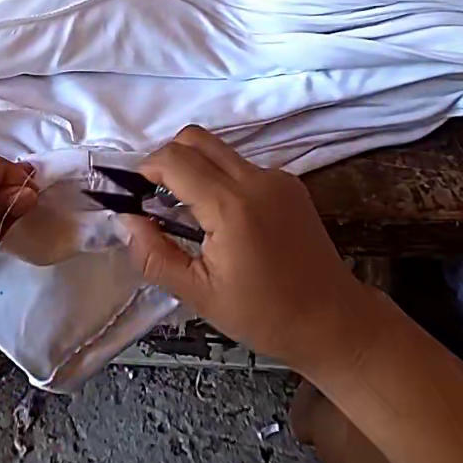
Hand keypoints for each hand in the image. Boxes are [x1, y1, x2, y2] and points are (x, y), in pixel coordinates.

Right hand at [118, 127, 370, 371]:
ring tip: (190, 211)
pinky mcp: (289, 182)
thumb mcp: (199, 295)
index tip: (136, 194)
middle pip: (194, 138)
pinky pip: (240, 164)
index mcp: (230, 207)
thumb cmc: (265, 315)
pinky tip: (223, 217)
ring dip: (193, 166)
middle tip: (157, 196)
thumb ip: (154, 255)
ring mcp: (276, 177)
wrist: (337, 323)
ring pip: (217, 148)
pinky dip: (219, 177)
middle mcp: (255, 180)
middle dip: (166, 159)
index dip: (146, 169)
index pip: (174, 160)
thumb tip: (126, 220)